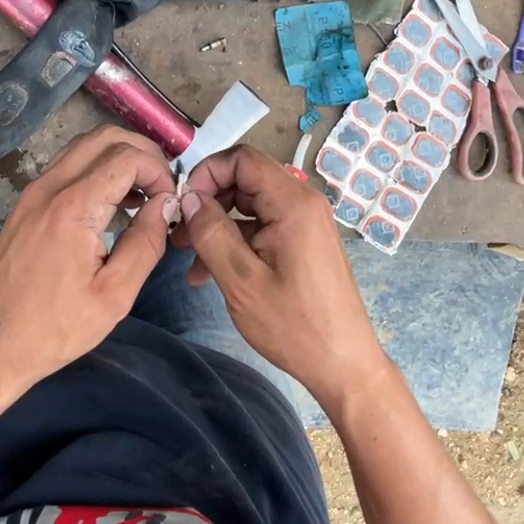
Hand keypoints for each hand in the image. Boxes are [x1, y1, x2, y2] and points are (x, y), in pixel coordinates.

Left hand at [0, 126, 177, 398]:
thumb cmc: (53, 328)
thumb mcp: (114, 296)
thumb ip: (146, 243)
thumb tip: (166, 204)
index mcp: (74, 207)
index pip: (127, 157)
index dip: (158, 171)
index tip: (170, 202)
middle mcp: (51, 186)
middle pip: (105, 137)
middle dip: (142, 152)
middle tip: (162, 186)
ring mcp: (34, 190)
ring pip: (84, 145)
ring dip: (119, 156)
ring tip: (143, 191)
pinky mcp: (27, 201)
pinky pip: (69, 164)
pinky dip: (98, 167)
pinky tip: (114, 200)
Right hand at [174, 146, 388, 402]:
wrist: (343, 365)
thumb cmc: (294, 324)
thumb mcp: (241, 280)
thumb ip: (211, 232)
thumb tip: (188, 198)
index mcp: (293, 202)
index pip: (243, 159)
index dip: (208, 173)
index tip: (184, 204)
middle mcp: (302, 202)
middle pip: (245, 179)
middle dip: (209, 201)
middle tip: (180, 234)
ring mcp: (305, 221)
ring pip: (250, 205)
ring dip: (218, 226)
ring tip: (190, 260)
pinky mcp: (303, 241)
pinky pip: (262, 226)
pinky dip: (236, 241)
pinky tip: (210, 273)